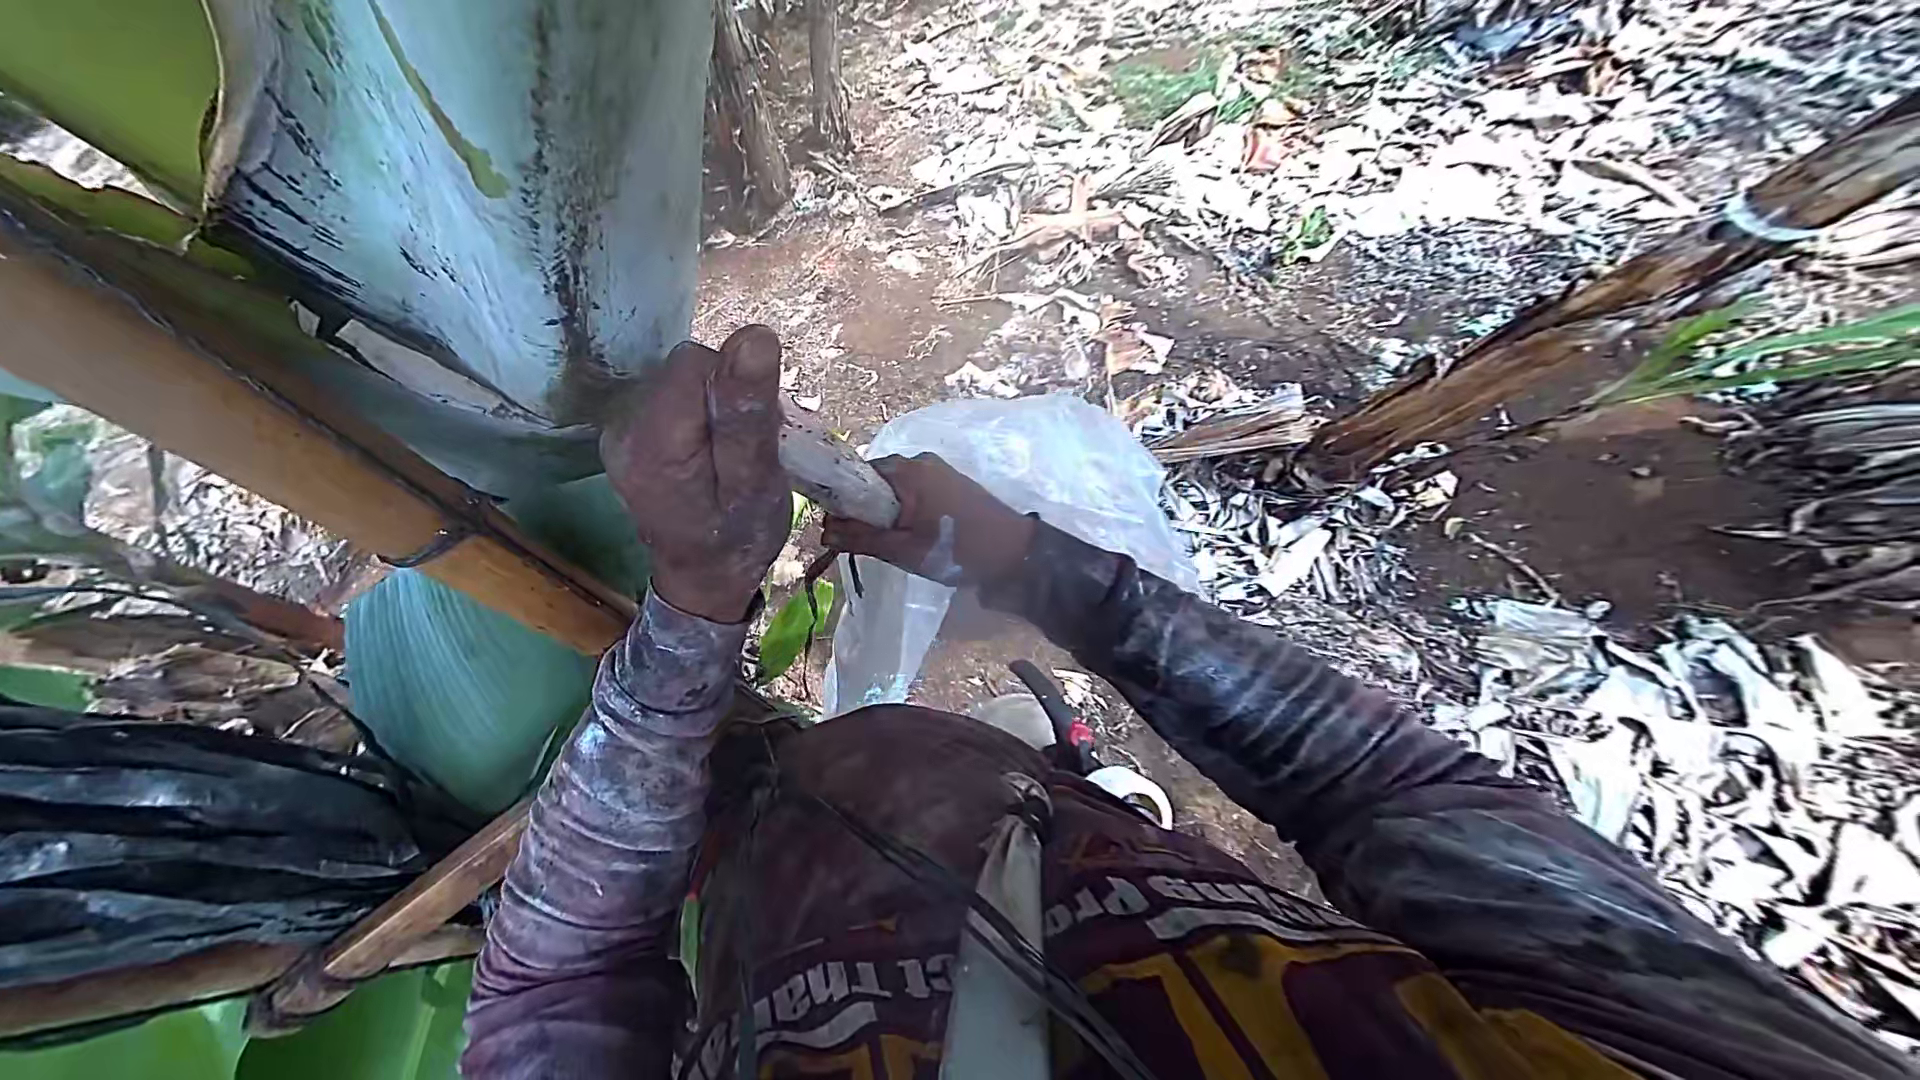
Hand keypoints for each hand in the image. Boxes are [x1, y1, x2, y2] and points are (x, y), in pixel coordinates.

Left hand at [601, 326, 790, 622]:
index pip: (697, 364)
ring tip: (735, 452)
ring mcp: (620, 430)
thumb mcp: (756, 483)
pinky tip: (715, 450)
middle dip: (730, 396)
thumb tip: (755, 336)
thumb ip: (749, 415)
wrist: (705, 579)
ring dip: (720, 405)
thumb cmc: (739, 538)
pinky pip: (675, 398)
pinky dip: (704, 415)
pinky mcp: (629, 434)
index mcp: (653, 442)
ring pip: (684, 380)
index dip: (739, 388)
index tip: (758, 431)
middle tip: (752, 447)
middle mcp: (623, 427)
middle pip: (687, 369)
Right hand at [820, 453, 1035, 586]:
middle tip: (867, 543)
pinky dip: (907, 512)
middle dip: (866, 511)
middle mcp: (921, 460)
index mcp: (907, 469)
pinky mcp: (951, 484)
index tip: (841, 531)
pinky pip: (915, 493)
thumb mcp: (902, 550)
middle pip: (875, 481)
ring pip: (895, 489)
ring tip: (892, 544)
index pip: (856, 475)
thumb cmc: (957, 551)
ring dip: (887, 514)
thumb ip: (860, 537)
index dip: (843, 503)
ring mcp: (939, 470)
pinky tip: (913, 536)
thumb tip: (823, 531)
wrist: (1016, 556)